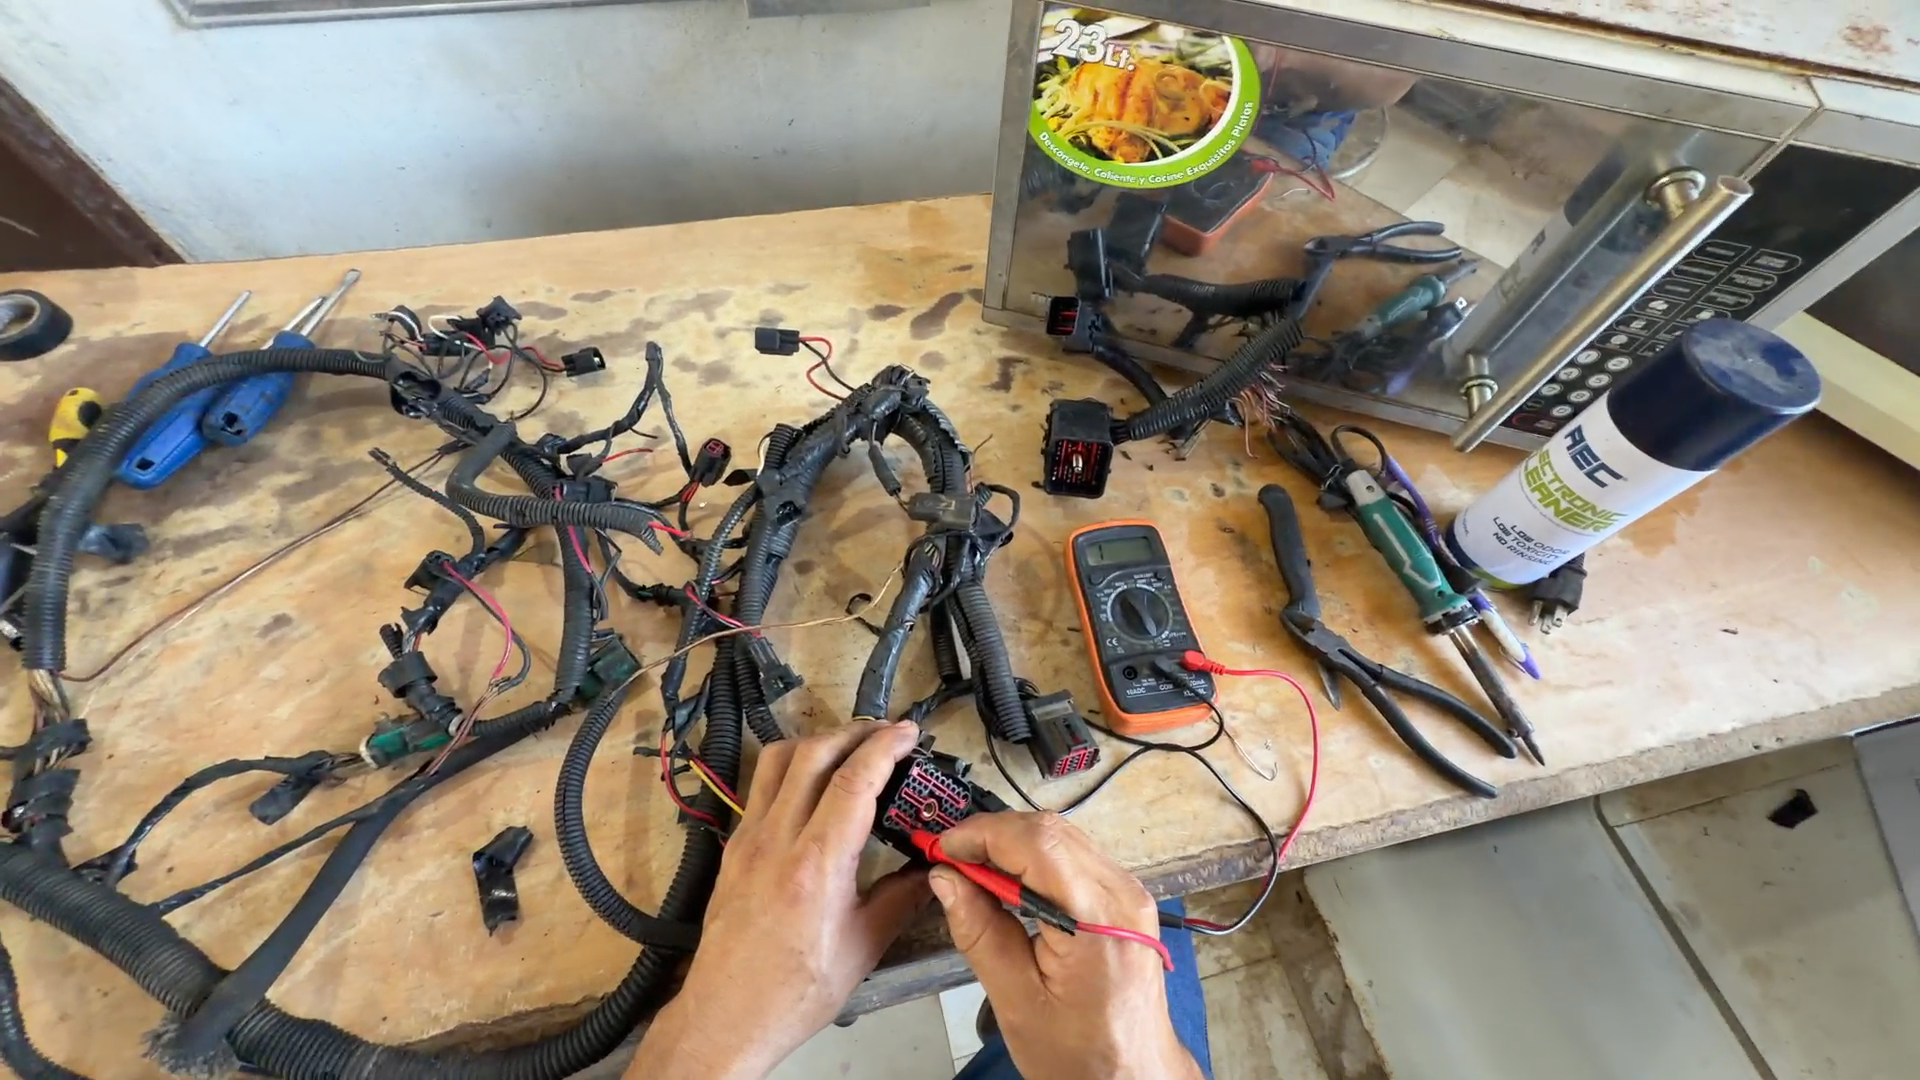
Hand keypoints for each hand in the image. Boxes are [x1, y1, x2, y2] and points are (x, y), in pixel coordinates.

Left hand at [630, 720, 929, 1079]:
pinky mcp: (734, 843)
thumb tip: (933, 865)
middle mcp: (777, 839)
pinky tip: (815, 778)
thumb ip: (903, 896)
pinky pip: (762, 782)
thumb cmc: (795, 990)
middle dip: (857, 732)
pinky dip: (794, 763)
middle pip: (814, 754)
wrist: (724, 1017)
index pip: (853, 781)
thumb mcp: (863, 946)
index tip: (908, 732)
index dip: (885, 746)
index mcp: (815, 865)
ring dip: (821, 740)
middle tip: (889, 733)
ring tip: (852, 744)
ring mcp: (749, 837)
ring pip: (779, 758)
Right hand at [931, 812, 1202, 1079]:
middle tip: (952, 858)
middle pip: (1050, 831)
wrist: (1138, 1078)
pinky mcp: (1126, 893)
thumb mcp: (1017, 1002)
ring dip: (1012, 841)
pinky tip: (1008, 875)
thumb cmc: (1078, 1054)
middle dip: (994, 834)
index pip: (1038, 845)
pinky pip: (1074, 852)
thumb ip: (980, 933)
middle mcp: (1122, 891)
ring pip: (1061, 834)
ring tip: (973, 866)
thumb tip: (944, 877)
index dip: (984, 834)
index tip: (943, 847)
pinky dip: (1034, 854)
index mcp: (1098, 920)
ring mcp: (1129, 889)